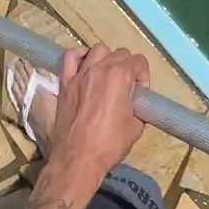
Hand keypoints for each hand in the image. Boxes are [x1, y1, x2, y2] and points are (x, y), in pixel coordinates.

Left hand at [46, 45, 148, 176]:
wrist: (78, 158)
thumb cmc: (110, 144)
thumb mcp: (136, 126)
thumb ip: (138, 105)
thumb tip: (135, 101)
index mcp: (120, 76)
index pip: (138, 61)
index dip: (143, 76)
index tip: (140, 92)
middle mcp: (100, 68)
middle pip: (119, 53)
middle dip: (128, 67)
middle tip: (127, 87)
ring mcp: (80, 73)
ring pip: (97, 50)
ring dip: (106, 59)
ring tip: (107, 75)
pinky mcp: (65, 82)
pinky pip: (70, 57)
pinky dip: (80, 56)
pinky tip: (86, 66)